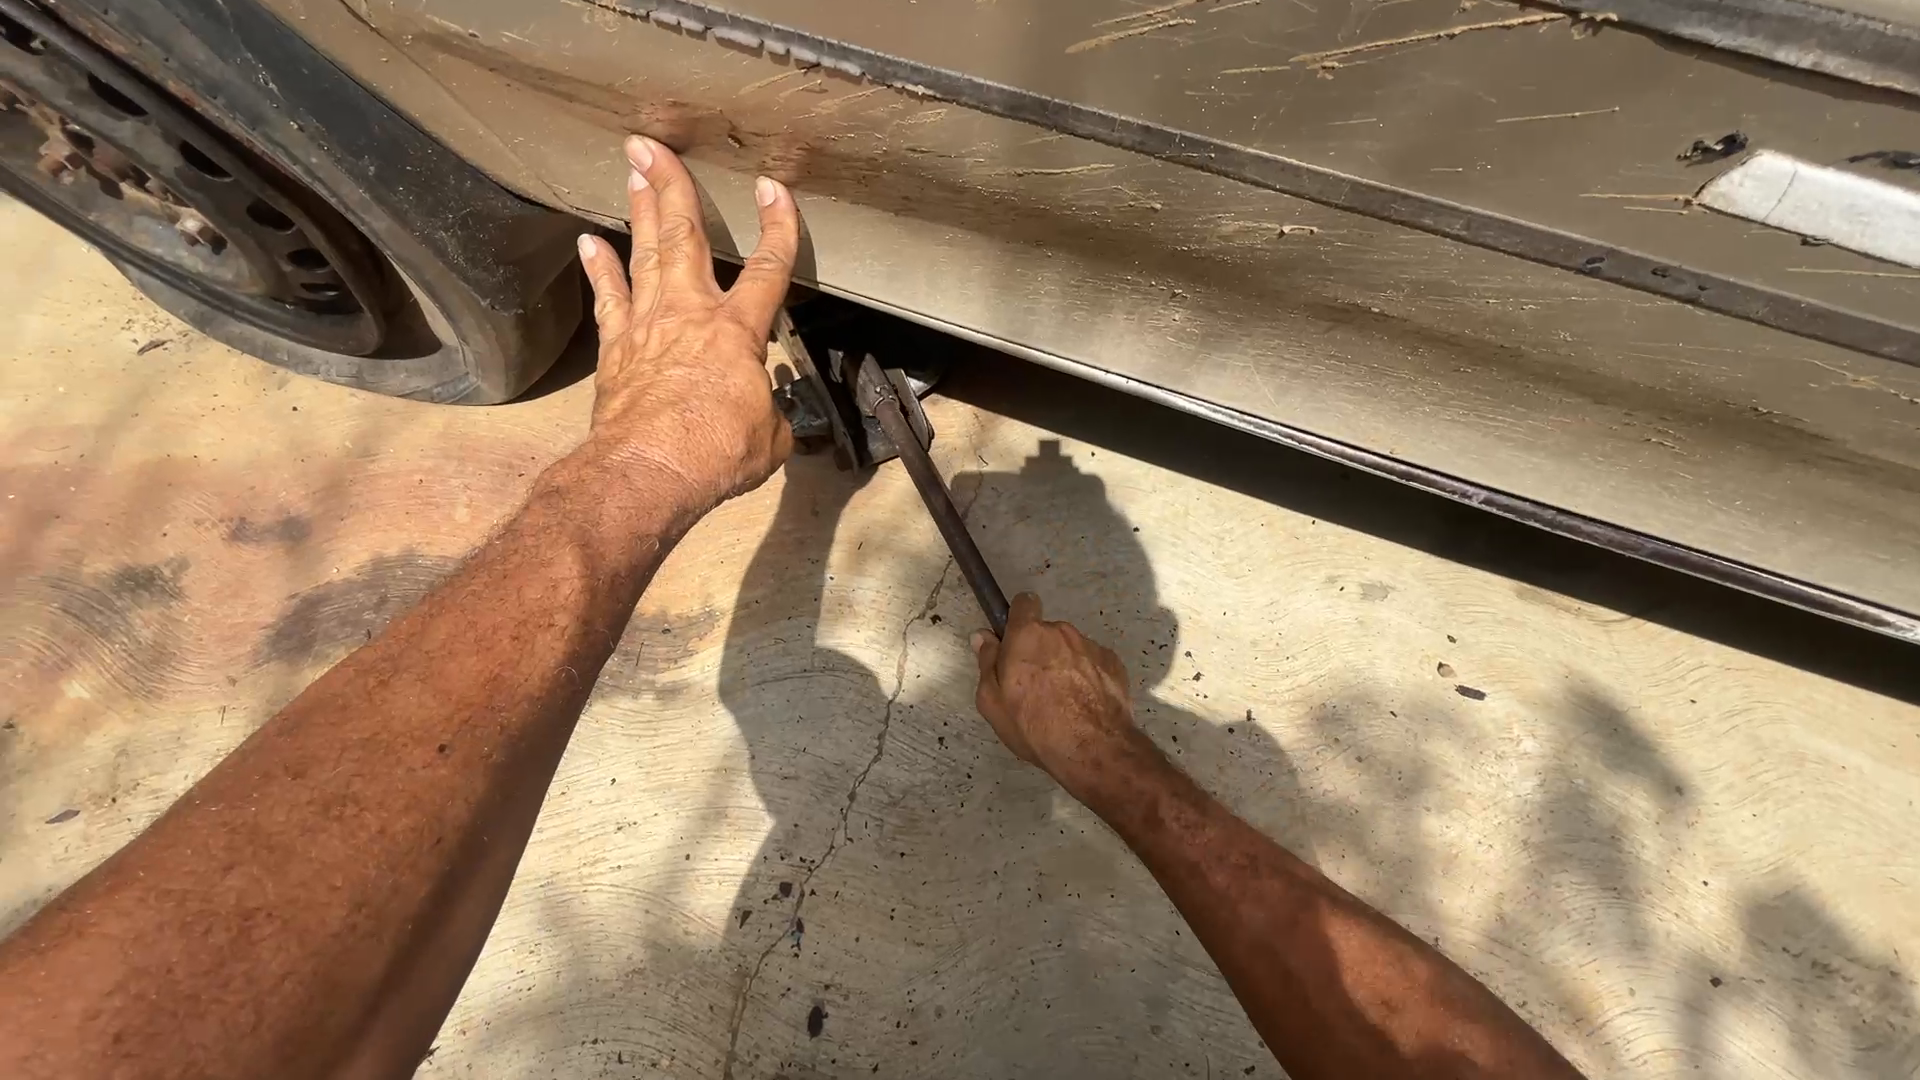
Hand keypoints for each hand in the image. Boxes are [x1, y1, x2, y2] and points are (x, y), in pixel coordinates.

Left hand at [575, 135, 798, 513]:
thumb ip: (772, 415)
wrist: (650, 471)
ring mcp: (648, 327)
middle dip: (673, 188)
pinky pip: (609, 300)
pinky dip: (600, 271)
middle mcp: (691, 315)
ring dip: (639, 211)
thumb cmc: (719, 453)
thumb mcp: (771, 439)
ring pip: (644, 255)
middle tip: (652, 146)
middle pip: (686, 238)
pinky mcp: (616, 351)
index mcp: (739, 333)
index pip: (769, 271)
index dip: (777, 228)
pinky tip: (590, 244)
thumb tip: (768, 415)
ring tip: (632, 171)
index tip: (773, 190)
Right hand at [972, 593, 1143, 792]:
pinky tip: (1084, 704)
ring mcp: (1091, 646)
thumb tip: (982, 637)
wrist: (1093, 749)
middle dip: (1040, 651)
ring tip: (1063, 701)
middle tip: (1035, 686)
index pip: (1024, 603)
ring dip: (1064, 665)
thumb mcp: (993, 701)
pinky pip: (1092, 663)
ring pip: (1070, 649)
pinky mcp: (1113, 663)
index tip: (1015, 639)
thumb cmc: (1034, 726)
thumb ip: (987, 662)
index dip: (1019, 617)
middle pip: (1046, 633)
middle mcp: (1061, 632)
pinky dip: (1087, 677)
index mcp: (1027, 635)